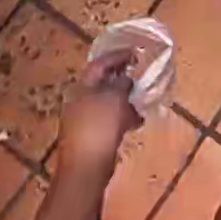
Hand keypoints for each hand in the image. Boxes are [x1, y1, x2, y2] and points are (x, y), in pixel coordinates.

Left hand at [60, 51, 140, 174]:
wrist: (86, 167)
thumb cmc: (100, 125)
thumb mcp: (116, 97)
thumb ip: (122, 83)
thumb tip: (126, 79)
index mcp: (82, 87)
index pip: (100, 63)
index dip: (118, 56)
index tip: (136, 53)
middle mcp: (79, 100)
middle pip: (102, 82)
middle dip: (122, 78)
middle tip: (140, 75)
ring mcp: (82, 119)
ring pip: (107, 101)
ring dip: (124, 98)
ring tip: (141, 99)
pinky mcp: (89, 135)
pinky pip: (108, 118)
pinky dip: (122, 116)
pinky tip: (135, 122)